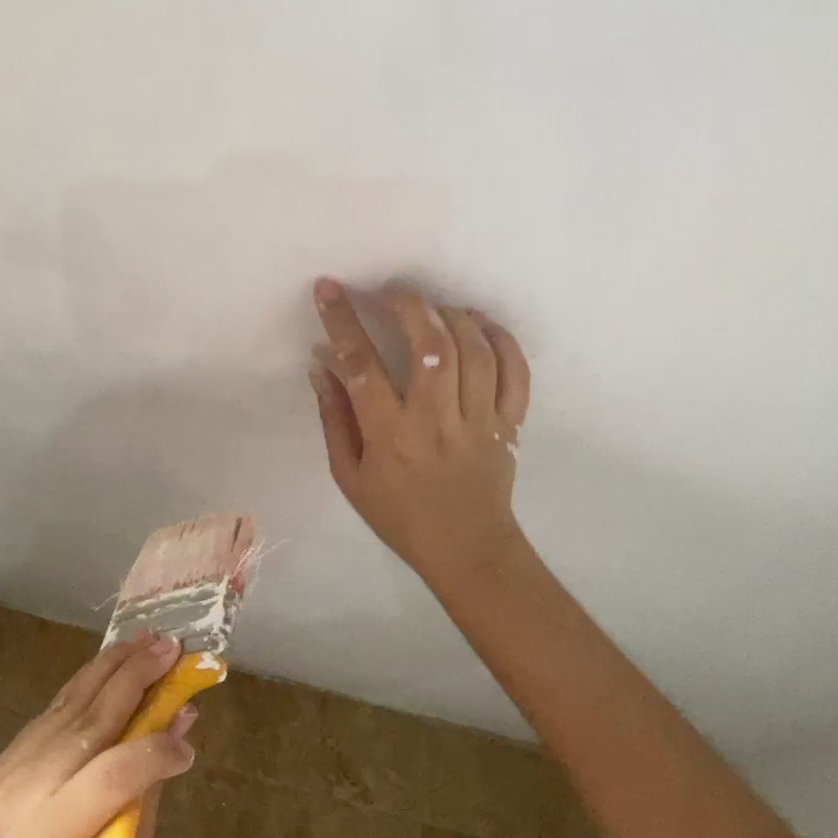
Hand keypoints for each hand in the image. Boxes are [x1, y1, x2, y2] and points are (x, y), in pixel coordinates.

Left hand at [0, 632, 198, 837]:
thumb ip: (146, 788)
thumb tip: (180, 720)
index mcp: (51, 827)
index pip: (112, 773)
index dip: (157, 748)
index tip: (189, 732)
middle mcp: (24, 790)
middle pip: (90, 720)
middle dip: (136, 677)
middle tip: (172, 646)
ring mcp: (8, 768)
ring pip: (70, 702)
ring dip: (113, 665)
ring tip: (146, 640)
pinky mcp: (6, 754)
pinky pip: (55, 708)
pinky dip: (88, 682)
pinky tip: (112, 662)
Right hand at [308, 278, 532, 580]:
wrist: (467, 549)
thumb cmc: (399, 515)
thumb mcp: (349, 476)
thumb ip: (334, 418)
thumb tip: (322, 366)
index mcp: (390, 434)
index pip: (363, 364)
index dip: (343, 320)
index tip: (329, 288)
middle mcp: (436, 420)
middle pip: (431, 345)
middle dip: (408, 305)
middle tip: (391, 291)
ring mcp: (479, 420)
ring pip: (474, 351)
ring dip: (452, 316)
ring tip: (434, 306)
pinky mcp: (510, 424)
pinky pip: (514, 372)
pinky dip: (501, 340)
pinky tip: (479, 324)